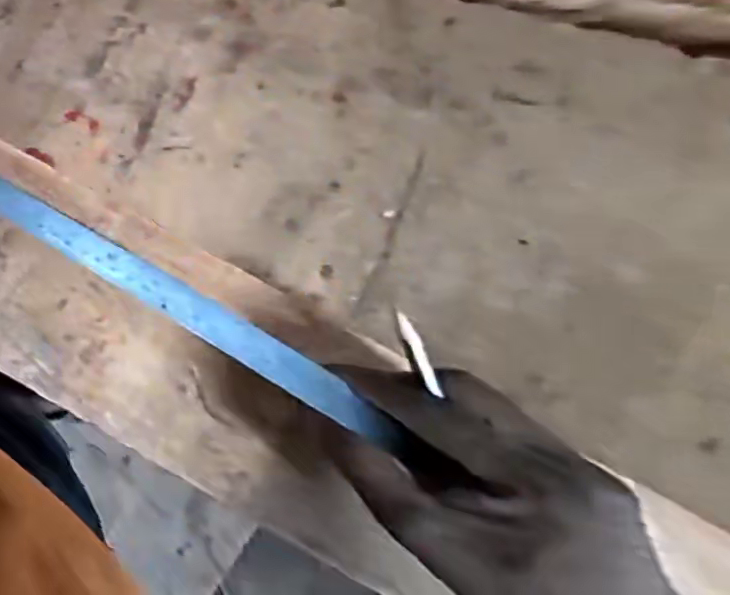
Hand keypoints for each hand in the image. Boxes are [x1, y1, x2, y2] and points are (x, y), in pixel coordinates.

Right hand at [329, 367, 674, 594]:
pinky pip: (510, 432)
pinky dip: (465, 431)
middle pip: (467, 392)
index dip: (372, 385)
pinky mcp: (592, 481)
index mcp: (534, 474)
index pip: (433, 407)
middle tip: (364, 405)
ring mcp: (587, 468)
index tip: (324, 374)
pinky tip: (448, 460)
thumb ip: (368, 469)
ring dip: (435, 409)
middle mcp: (568, 458)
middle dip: (406, 389)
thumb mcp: (427, 537)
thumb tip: (318, 413)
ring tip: (403, 435)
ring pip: (488, 408)